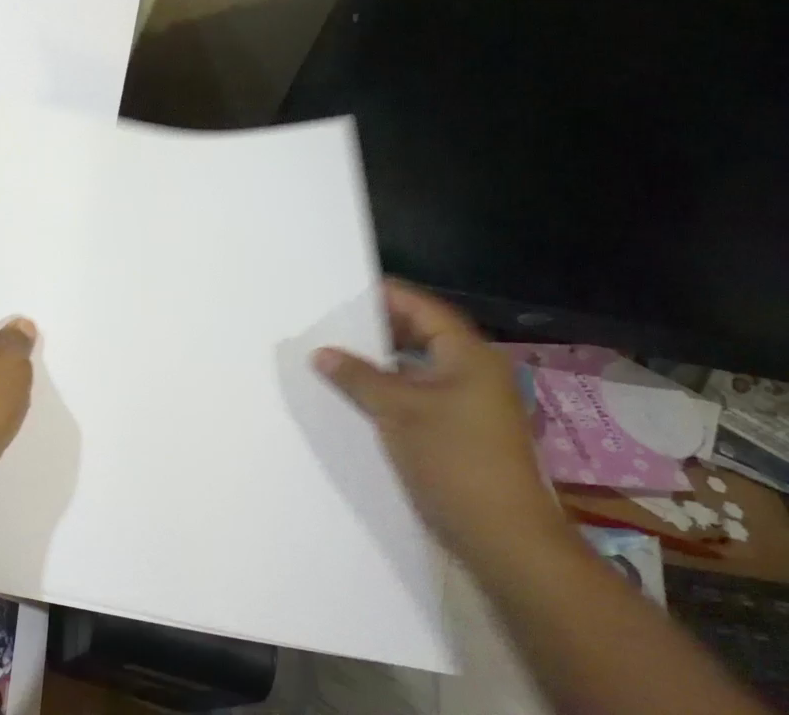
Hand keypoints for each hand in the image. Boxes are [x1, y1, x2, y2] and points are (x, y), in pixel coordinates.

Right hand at [314, 280, 569, 562]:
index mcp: (470, 357)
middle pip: (423, 335)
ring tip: (335, 357)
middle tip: (330, 323)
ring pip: (418, 367)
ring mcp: (470, 405)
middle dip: (378, 328)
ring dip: (380, 361)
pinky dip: (390, 388)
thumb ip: (358, 376)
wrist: (503, 536)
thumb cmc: (454, 460)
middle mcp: (474, 374)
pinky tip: (357, 396)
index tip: (341, 291)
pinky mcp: (460, 432)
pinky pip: (419, 394)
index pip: (424, 309)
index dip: (385, 296)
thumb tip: (323, 352)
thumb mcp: (397, 411)